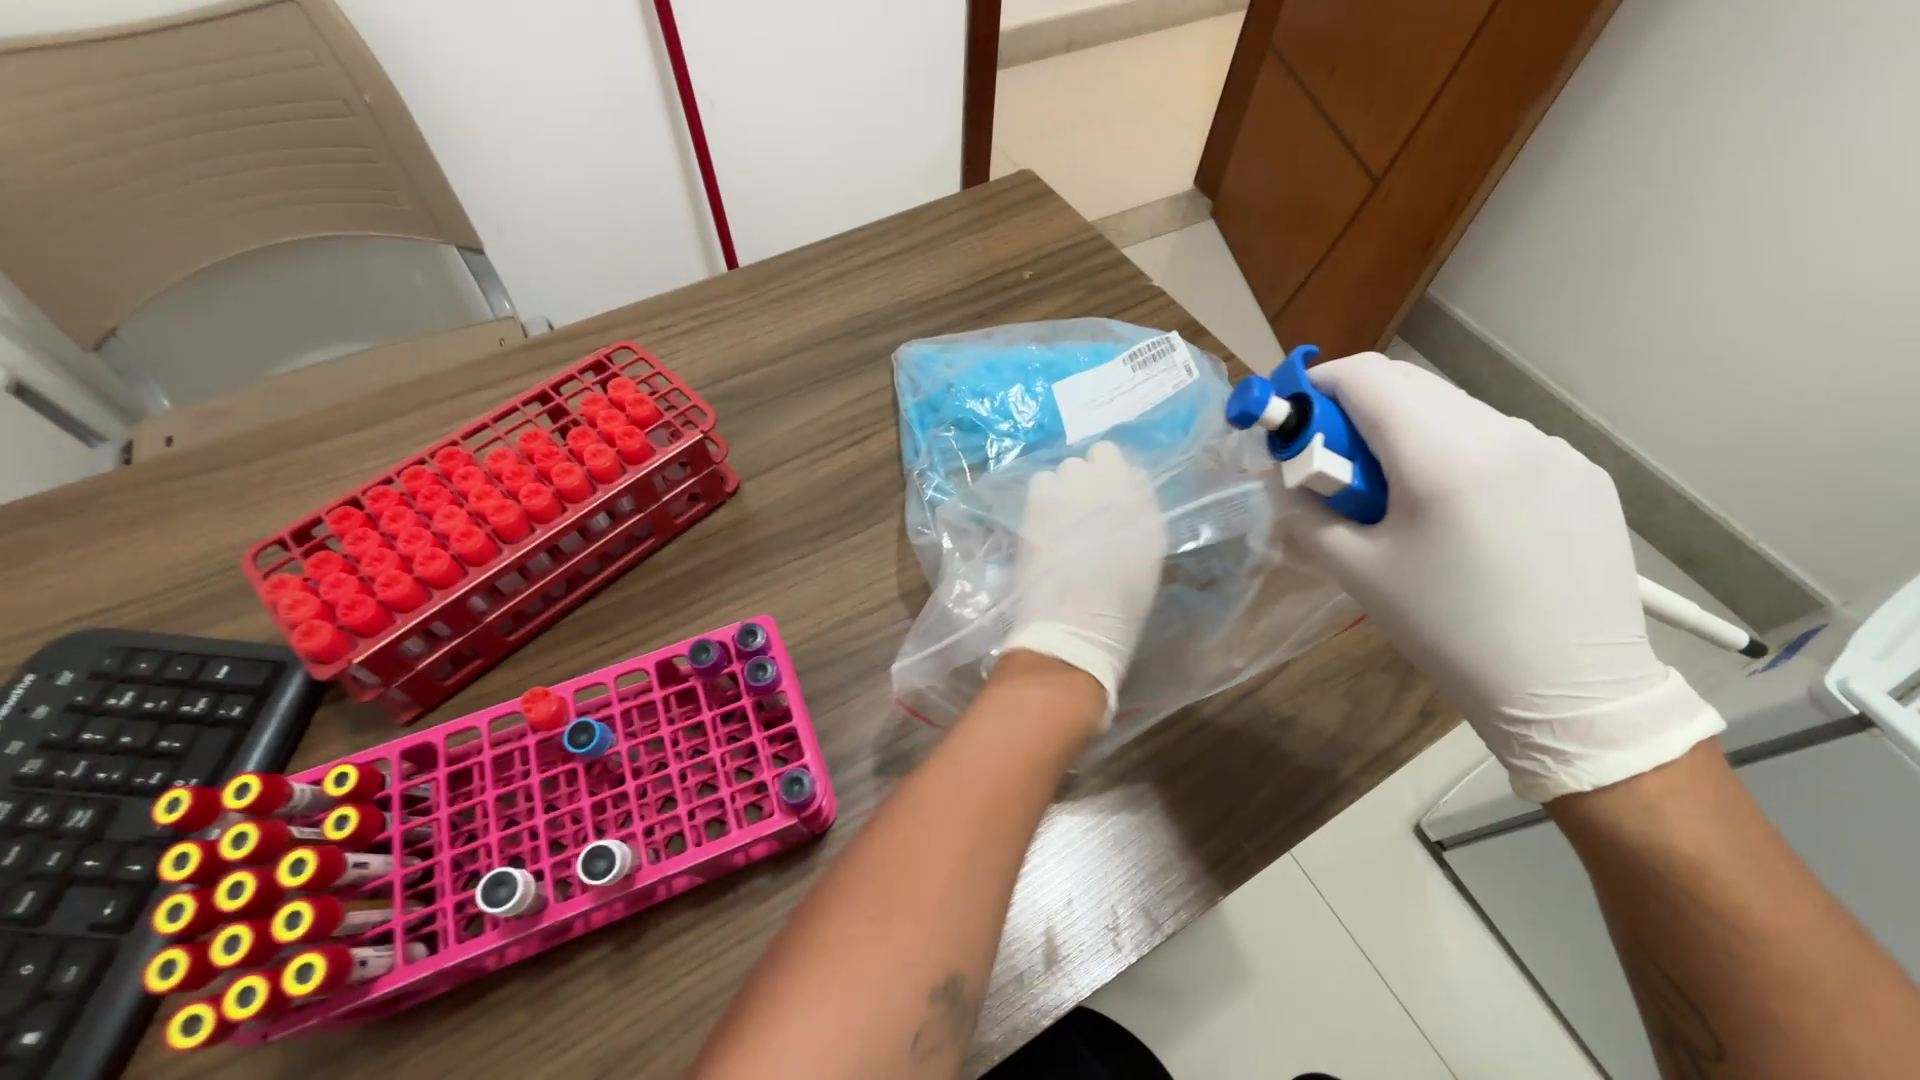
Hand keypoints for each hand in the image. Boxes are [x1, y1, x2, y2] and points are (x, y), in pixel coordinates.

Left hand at [1004, 441, 1166, 726]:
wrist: (1079, 615)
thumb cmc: (1126, 591)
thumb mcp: (1150, 543)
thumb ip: (1139, 504)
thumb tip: (1128, 487)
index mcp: (1130, 484)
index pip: (1112, 455)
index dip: (1107, 474)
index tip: (1108, 497)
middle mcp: (1094, 476)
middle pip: (1083, 463)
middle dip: (1082, 482)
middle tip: (1084, 513)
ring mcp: (1060, 489)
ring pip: (1056, 475)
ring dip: (1059, 491)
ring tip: (1060, 523)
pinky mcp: (1032, 506)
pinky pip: (1037, 490)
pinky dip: (1039, 504)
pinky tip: (1042, 530)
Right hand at [1281, 353, 1723, 801]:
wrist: (1569, 689)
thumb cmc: (1447, 631)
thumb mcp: (1356, 573)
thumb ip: (1306, 512)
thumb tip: (1283, 474)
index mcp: (1441, 456)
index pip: (1364, 377)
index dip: (1317, 387)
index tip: (1294, 419)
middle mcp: (1502, 433)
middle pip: (1409, 386)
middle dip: (1359, 411)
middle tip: (1338, 466)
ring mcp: (1553, 449)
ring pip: (1457, 411)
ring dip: (1412, 433)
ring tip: (1405, 500)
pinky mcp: (1582, 472)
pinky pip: (1502, 441)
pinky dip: (1462, 455)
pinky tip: (1465, 515)